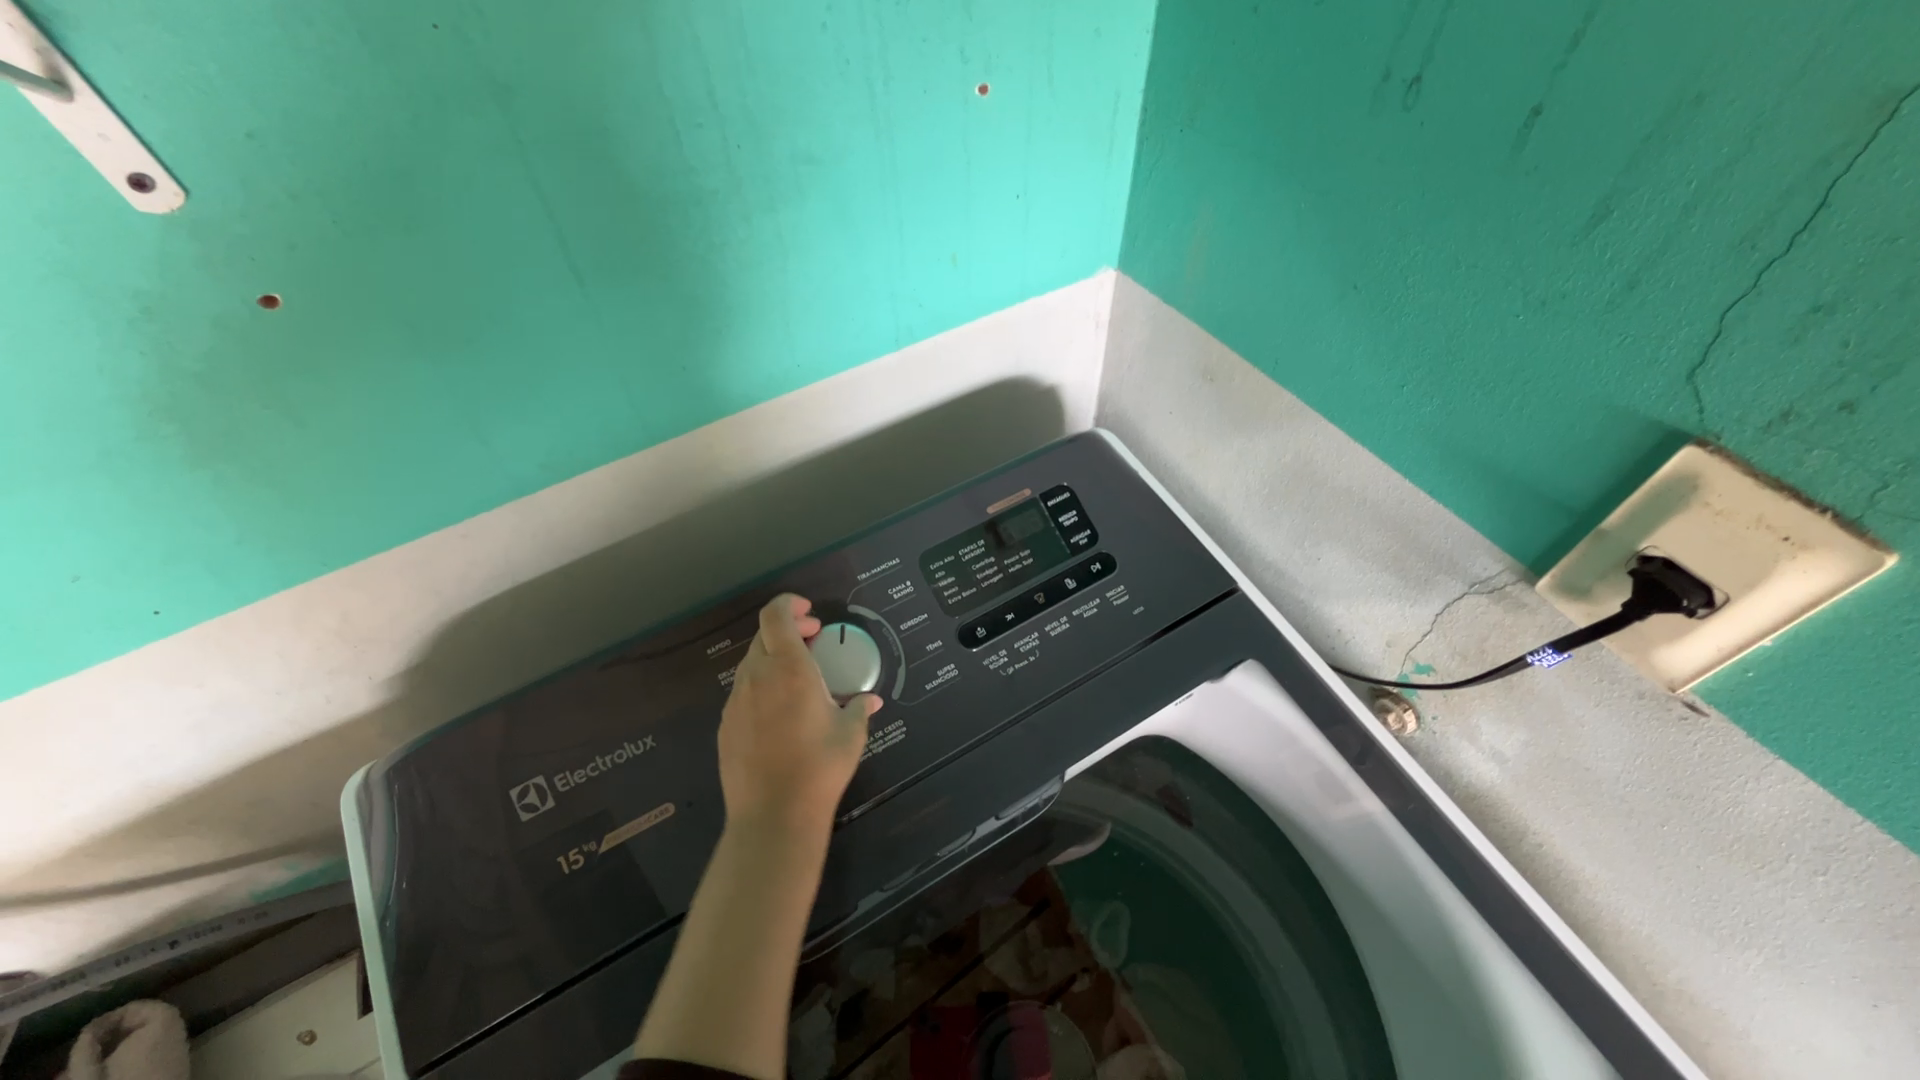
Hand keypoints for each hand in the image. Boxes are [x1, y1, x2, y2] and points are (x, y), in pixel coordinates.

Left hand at [718, 594, 881, 836]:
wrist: (773, 814)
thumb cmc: (820, 767)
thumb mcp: (850, 734)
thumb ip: (858, 708)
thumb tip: (870, 700)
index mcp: (789, 668)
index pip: (776, 615)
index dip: (790, 605)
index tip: (810, 614)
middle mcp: (757, 676)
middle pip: (764, 637)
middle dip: (789, 631)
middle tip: (814, 641)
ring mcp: (737, 701)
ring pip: (752, 664)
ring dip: (774, 659)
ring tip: (799, 678)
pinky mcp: (727, 725)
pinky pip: (744, 693)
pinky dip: (762, 686)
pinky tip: (780, 713)